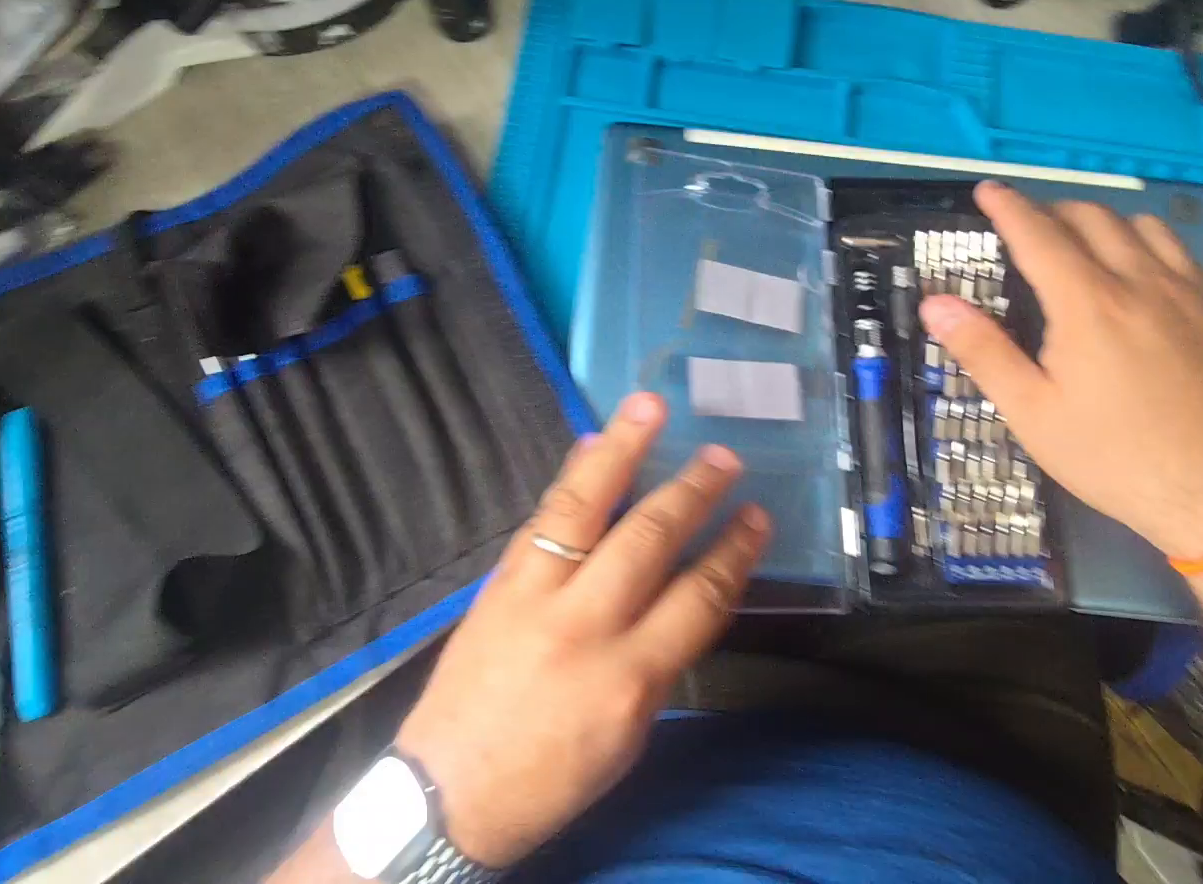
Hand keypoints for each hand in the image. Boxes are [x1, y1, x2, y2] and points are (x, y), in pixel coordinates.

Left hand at [393, 392, 770, 868]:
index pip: (699, 598)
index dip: (734, 552)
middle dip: (691, 492)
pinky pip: (540, 518)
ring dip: (621, 452)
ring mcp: (533, 596)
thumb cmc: (551, 777)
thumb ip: (659, 658)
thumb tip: (684, 592)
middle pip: (648, 539)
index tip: (756, 517)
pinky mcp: (497, 583)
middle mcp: (584, 625)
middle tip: (722, 457)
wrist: (446, 795)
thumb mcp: (628, 734)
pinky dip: (569, 477)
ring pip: (584, 507)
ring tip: (648, 408)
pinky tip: (589, 445)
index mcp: (629, 678)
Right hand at [919, 182, 1202, 561]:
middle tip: (1024, 223)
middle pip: (1092, 218)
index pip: (1039, 235)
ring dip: (1101, 220)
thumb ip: (983, 352)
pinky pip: (1179, 251)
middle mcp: (1140, 282)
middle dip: (1051, 209)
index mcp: (1088, 304)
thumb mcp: (1034, 414)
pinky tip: (1138, 272)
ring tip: (1078, 242)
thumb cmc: (1118, 458)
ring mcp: (1188, 293)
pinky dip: (1145, 241)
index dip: (1008, 207)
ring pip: (1142, 226)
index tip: (987, 189)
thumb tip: (935, 304)